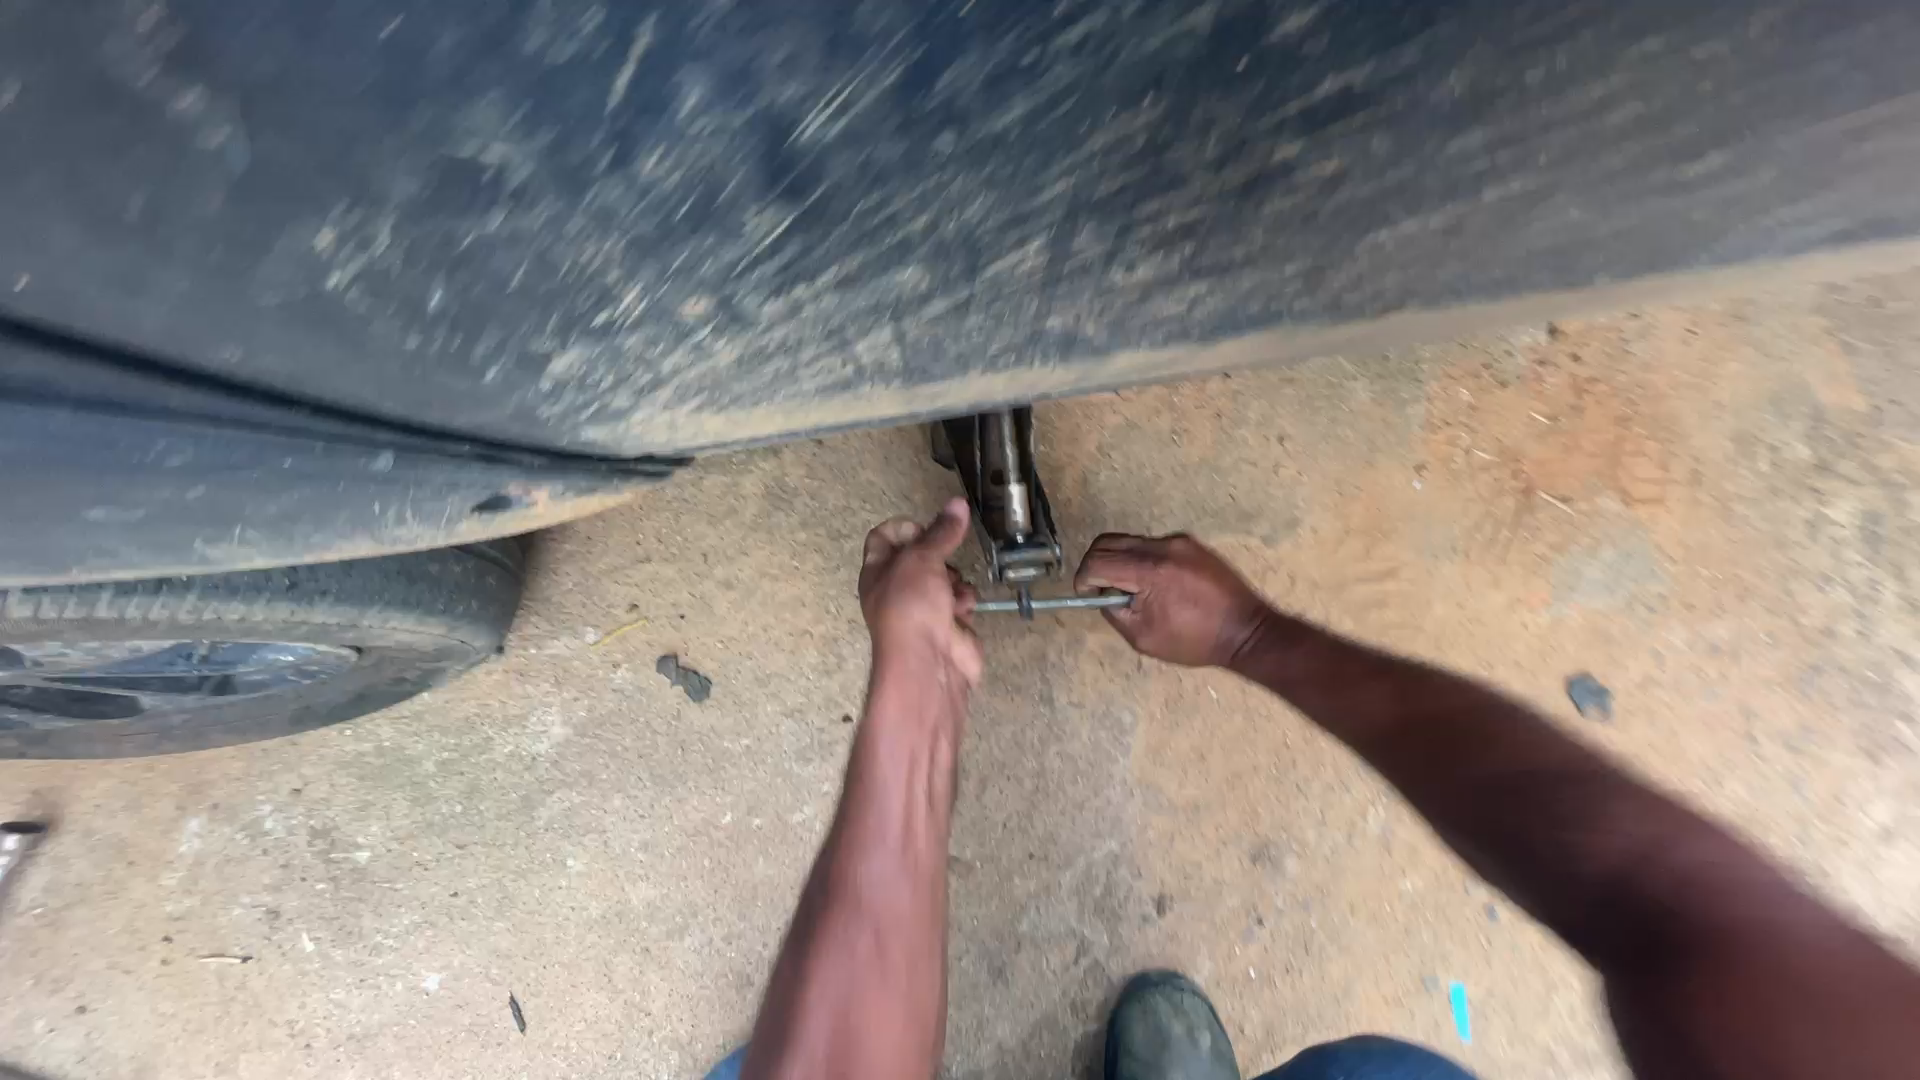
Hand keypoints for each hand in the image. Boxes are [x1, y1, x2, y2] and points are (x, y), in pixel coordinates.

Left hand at [859, 498, 982, 687]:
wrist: (928, 663)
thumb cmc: (911, 606)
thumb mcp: (922, 559)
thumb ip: (941, 532)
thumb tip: (957, 502)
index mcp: (877, 571)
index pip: (884, 537)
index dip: (904, 527)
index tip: (924, 529)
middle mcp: (896, 588)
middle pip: (921, 556)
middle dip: (939, 555)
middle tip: (945, 558)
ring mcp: (922, 608)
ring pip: (944, 577)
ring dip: (955, 580)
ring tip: (954, 590)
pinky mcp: (947, 624)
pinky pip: (959, 600)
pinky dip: (963, 602)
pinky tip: (962, 610)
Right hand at [1074, 533, 1272, 667]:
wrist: (1246, 631)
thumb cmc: (1194, 641)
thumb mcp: (1142, 637)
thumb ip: (1114, 612)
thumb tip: (1101, 594)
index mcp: (1150, 571)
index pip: (1097, 561)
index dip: (1084, 579)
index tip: (1087, 595)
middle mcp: (1162, 547)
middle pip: (1108, 542)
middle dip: (1095, 565)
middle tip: (1102, 590)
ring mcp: (1179, 542)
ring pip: (1129, 541)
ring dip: (1119, 562)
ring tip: (1131, 589)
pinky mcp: (1191, 544)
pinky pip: (1152, 545)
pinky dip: (1142, 561)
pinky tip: (1155, 585)